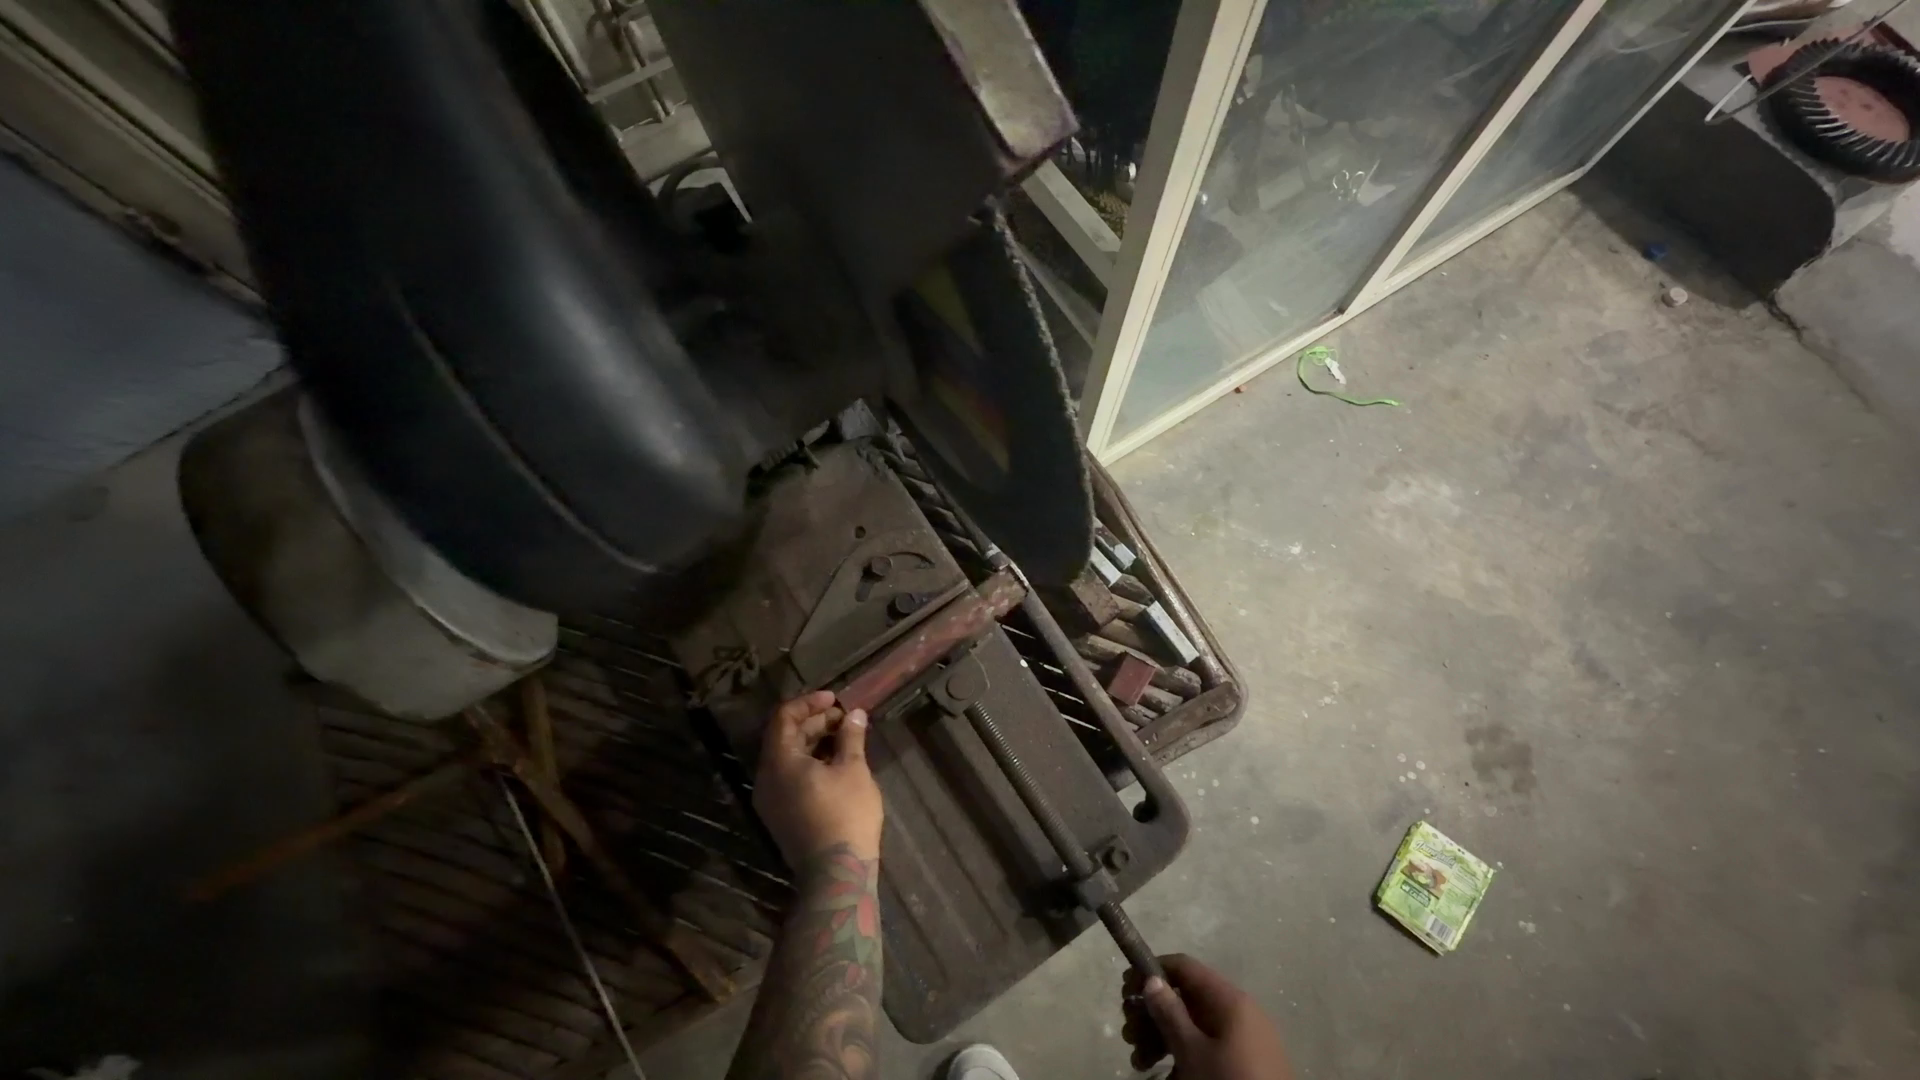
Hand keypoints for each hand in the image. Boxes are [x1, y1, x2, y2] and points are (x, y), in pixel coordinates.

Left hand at [753, 691, 883, 863]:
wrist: (836, 873)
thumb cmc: (845, 814)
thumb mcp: (853, 769)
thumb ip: (850, 737)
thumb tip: (854, 714)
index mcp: (778, 761)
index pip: (783, 717)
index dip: (808, 703)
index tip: (835, 699)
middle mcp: (766, 778)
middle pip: (784, 737)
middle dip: (814, 723)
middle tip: (845, 718)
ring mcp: (770, 800)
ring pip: (787, 758)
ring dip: (813, 743)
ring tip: (844, 737)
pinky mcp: (780, 816)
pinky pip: (789, 777)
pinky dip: (809, 763)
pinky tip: (836, 763)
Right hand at [1122, 954, 1292, 1079]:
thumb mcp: (1192, 1052)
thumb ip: (1169, 1013)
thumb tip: (1151, 979)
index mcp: (1229, 1000)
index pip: (1184, 967)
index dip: (1152, 971)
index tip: (1125, 990)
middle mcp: (1237, 1012)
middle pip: (1185, 998)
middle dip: (1151, 1013)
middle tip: (1128, 1032)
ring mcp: (1241, 1040)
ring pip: (1192, 1026)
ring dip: (1160, 1038)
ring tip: (1138, 1059)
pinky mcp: (1243, 1064)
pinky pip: (1206, 1048)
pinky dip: (1182, 1055)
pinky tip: (1160, 1073)